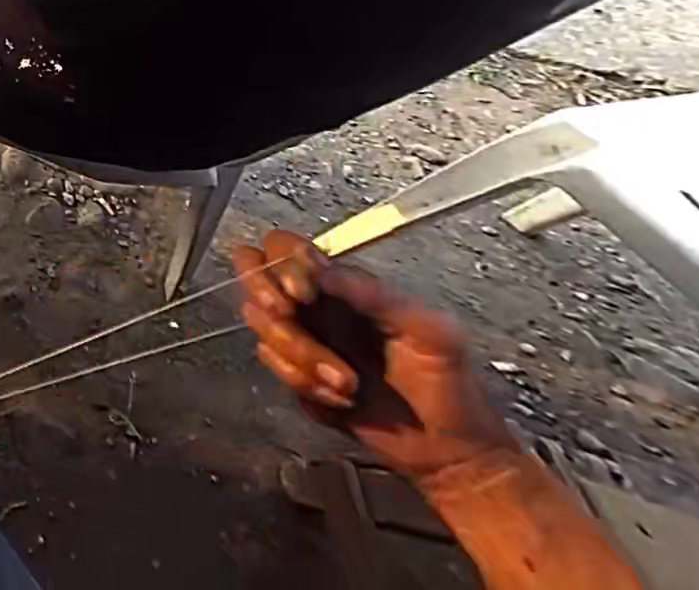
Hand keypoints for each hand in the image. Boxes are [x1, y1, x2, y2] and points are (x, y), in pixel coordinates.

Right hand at [234, 230, 519, 488]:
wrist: (446, 452)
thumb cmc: (448, 387)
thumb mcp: (430, 331)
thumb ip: (373, 293)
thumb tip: (318, 269)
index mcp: (340, 281)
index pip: (285, 245)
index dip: (283, 262)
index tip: (302, 293)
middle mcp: (308, 299)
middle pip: (250, 266)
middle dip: (261, 290)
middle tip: (286, 315)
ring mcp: (294, 330)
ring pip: (258, 318)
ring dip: (298, 352)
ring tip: (346, 383)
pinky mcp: (286, 365)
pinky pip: (269, 359)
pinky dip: (301, 379)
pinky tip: (338, 398)